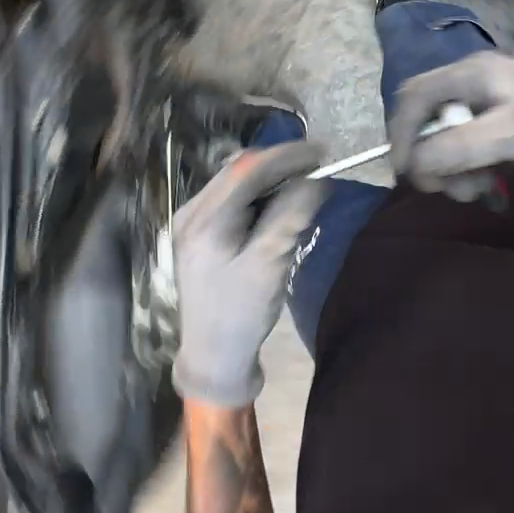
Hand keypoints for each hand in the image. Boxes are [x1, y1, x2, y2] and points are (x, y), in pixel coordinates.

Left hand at [171, 143, 326, 407]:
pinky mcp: (199, 232)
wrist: (212, 359)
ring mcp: (191, 221)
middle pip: (240, 171)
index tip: (322, 153)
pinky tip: (280, 204)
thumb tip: (318, 180)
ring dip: (270, 179)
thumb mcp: (270, 265)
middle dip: (280, 165)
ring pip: (236, 183)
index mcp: (205, 220)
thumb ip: (291, 217)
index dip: (287, 155)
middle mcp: (191, 212)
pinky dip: (259, 195)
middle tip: (317, 167)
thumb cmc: (241, 315)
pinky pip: (233, 199)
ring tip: (303, 184)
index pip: (248, 169)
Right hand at [387, 52, 513, 196]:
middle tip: (452, 189)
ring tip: (480, 190)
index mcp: (472, 73)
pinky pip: (467, 145)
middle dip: (431, 156)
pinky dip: (470, 167)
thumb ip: (456, 148)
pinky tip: (491, 184)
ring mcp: (489, 101)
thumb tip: (413, 164)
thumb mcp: (509, 137)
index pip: (414, 96)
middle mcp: (475, 81)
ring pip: (445, 136)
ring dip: (452, 167)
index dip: (401, 133)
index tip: (406, 174)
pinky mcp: (502, 122)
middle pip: (427, 117)